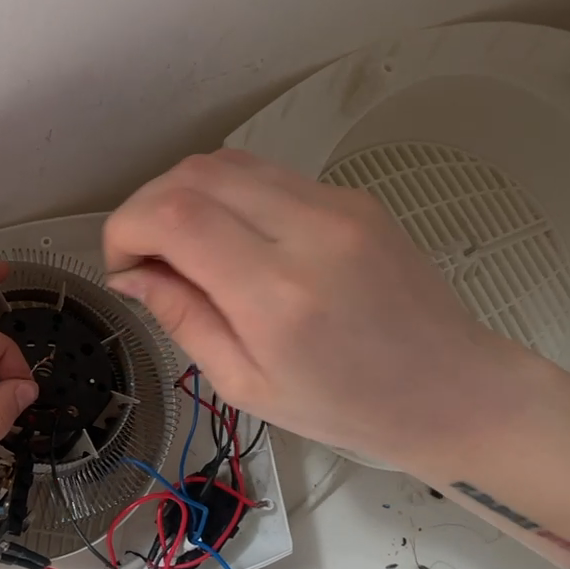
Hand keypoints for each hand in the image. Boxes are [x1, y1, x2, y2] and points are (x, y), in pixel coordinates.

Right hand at [102, 149, 545, 472]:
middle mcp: (309, 230)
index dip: (126, 229)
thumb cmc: (341, 406)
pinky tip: (221, 242)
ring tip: (175, 250)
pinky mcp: (351, 197)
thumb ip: (183, 319)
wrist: (449, 388)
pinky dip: (221, 196)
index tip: (120, 268)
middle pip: (194, 173)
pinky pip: (264, 174)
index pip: (175, 216)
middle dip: (144, 208)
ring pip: (226, 162)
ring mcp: (337, 204)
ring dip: (180, 196)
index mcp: (276, 295)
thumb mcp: (243, 384)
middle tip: (139, 260)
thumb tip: (130, 275)